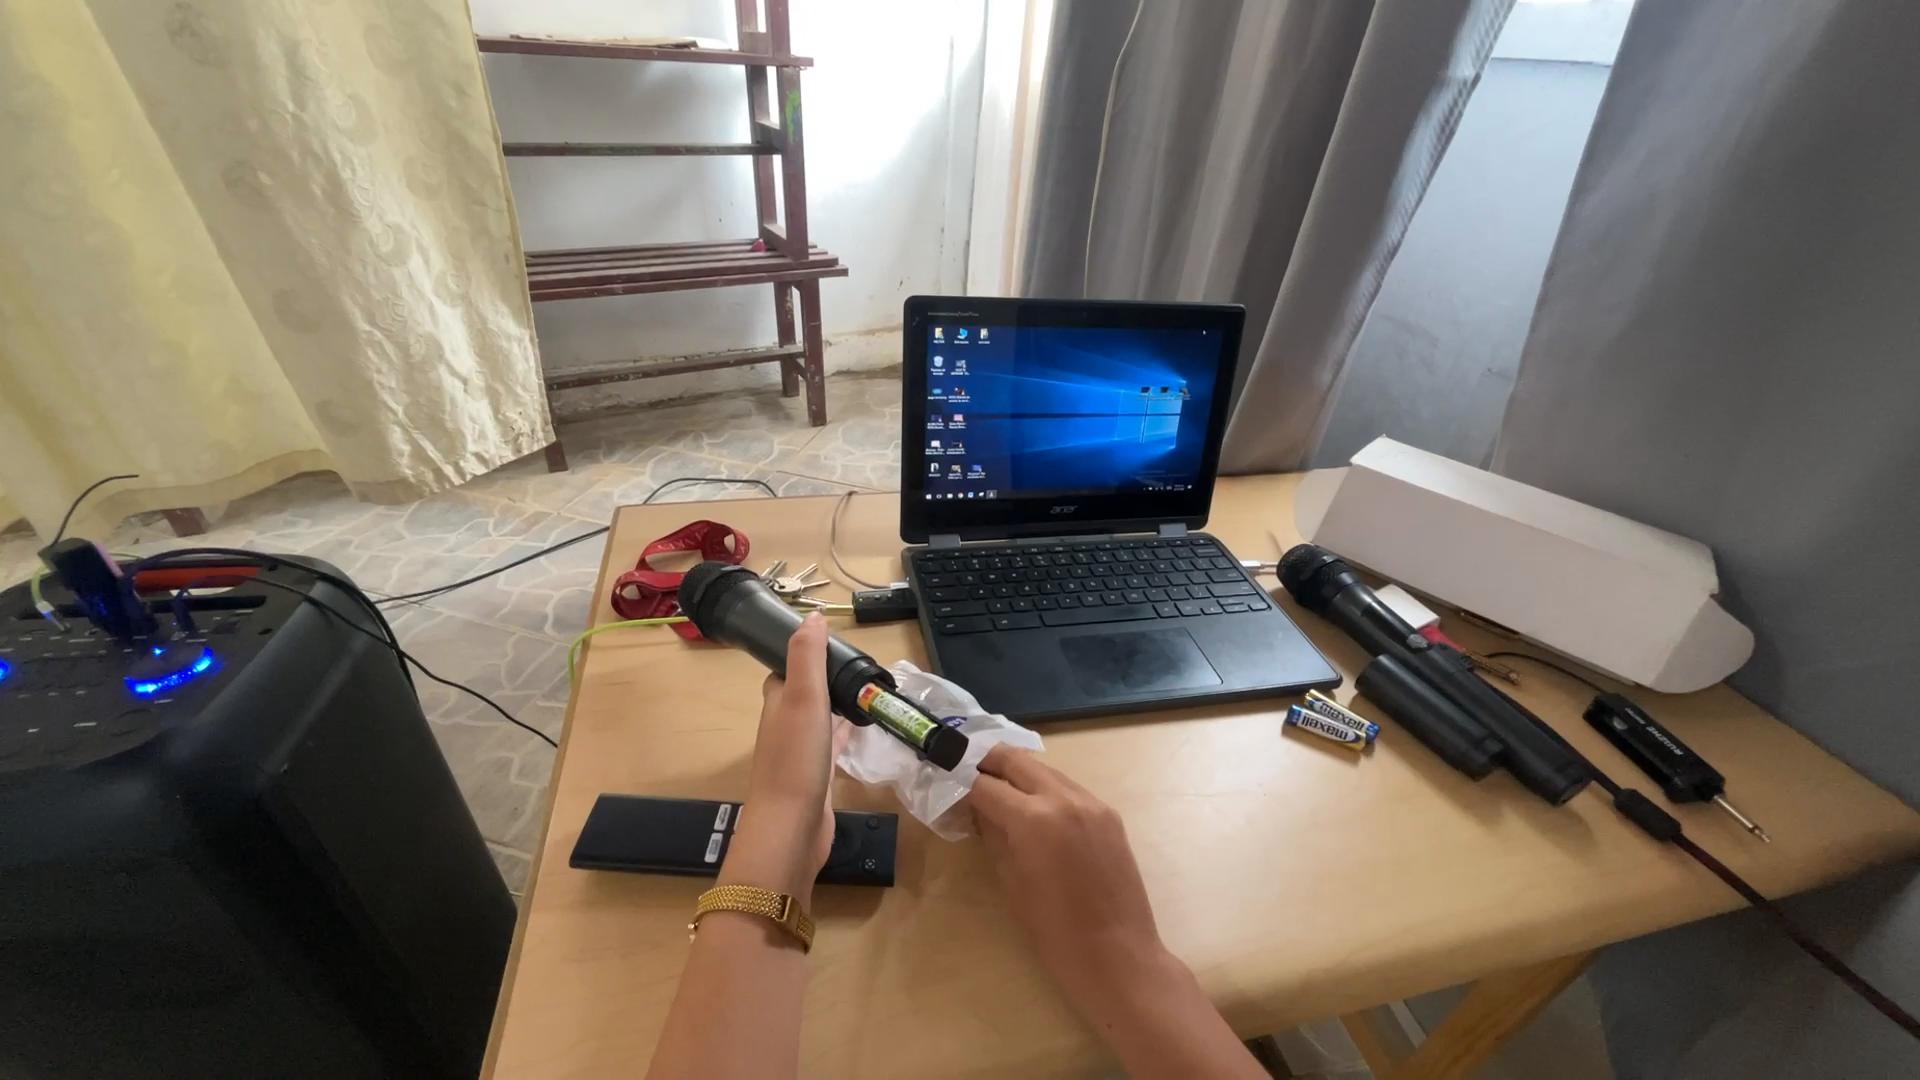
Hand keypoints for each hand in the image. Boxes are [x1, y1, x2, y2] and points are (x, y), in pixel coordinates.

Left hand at [720, 612, 837, 904]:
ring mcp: (801, 752)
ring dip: (838, 703)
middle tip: (856, 664)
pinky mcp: (818, 776)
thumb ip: (808, 656)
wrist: (792, 828)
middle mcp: (785, 725)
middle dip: (825, 677)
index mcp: (777, 703)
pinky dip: (846, 731)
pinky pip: (833, 744)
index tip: (830, 640)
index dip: (802, 653)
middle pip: (803, 692)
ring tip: (868, 689)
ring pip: (820, 718)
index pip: (784, 670)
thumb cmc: (796, 758)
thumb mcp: (804, 697)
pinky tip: (864, 727)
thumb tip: (813, 615)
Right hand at [967, 748, 1264, 1078]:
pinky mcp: (1108, 813)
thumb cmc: (1055, 932)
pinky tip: (1035, 811)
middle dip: (986, 762)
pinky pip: (1068, 788)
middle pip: (1015, 759)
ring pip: (1044, 769)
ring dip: (1018, 773)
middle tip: (966, 773)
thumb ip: (992, 835)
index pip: (984, 784)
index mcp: (1033, 819)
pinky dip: (1046, 790)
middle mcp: (1063, 798)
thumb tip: (975, 809)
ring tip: (998, 791)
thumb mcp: (1011, 882)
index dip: (959, 783)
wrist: (1118, 956)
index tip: (945, 784)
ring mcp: (1090, 802)